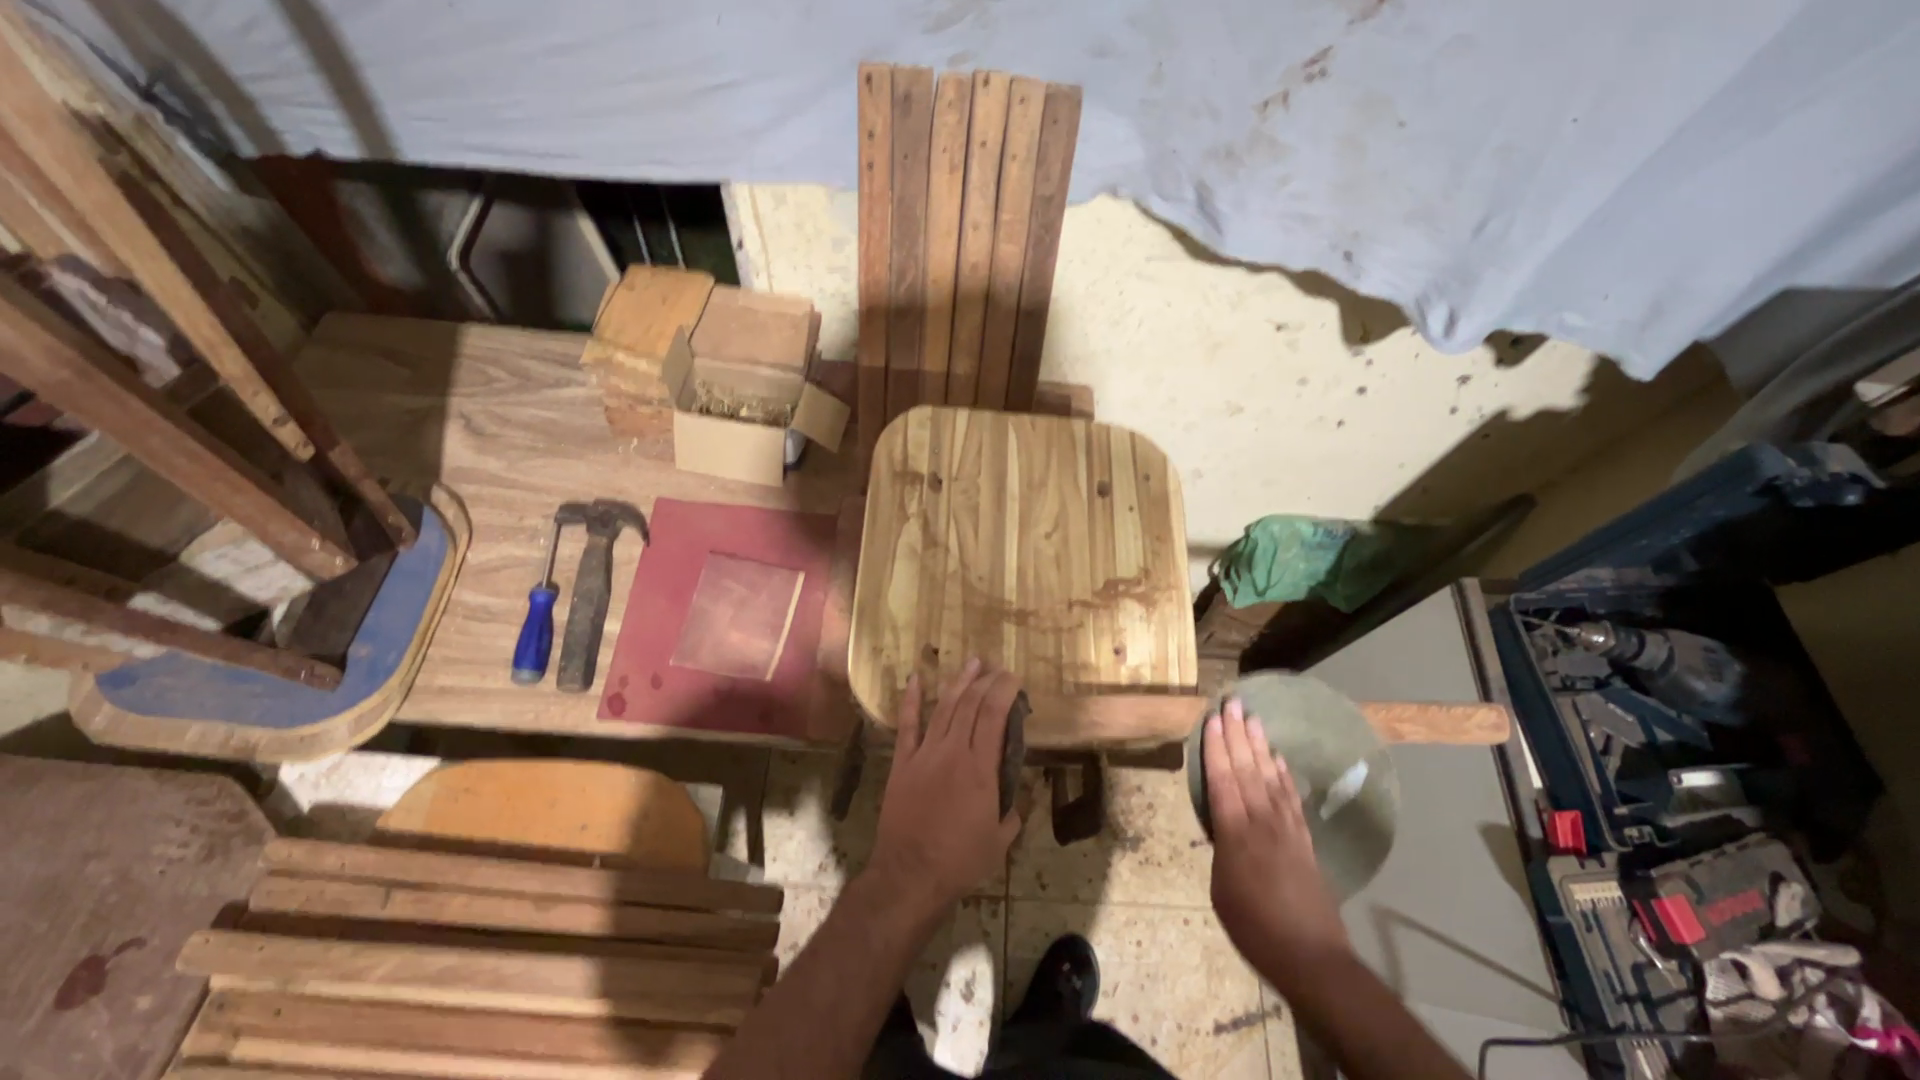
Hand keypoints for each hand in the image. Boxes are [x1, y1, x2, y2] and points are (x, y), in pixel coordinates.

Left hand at [868, 659, 1023, 911]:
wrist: (909, 874)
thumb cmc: (960, 861)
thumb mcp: (1001, 839)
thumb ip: (1014, 809)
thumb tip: (1023, 789)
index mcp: (981, 768)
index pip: (994, 715)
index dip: (1005, 690)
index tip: (1014, 678)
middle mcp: (953, 752)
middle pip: (970, 704)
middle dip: (986, 681)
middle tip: (997, 668)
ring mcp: (924, 755)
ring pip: (944, 708)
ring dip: (959, 682)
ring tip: (971, 663)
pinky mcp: (902, 764)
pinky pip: (907, 725)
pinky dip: (912, 700)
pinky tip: (915, 679)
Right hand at [1205, 698, 1351, 989]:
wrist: (1309, 953)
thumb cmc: (1253, 926)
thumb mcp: (1220, 888)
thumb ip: (1221, 850)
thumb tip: (1222, 827)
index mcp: (1235, 834)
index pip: (1223, 780)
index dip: (1215, 749)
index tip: (1211, 719)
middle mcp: (1262, 822)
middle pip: (1247, 769)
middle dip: (1237, 735)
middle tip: (1232, 703)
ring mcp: (1287, 828)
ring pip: (1270, 776)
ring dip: (1260, 746)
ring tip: (1253, 719)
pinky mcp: (1304, 839)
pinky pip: (1290, 797)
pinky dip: (1283, 774)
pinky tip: (1277, 759)